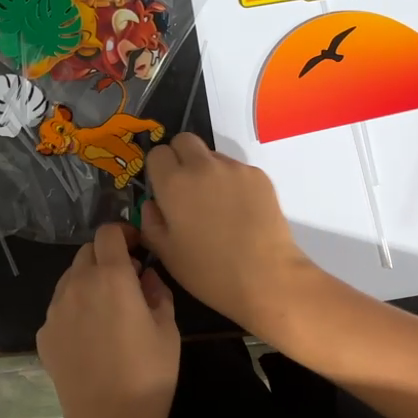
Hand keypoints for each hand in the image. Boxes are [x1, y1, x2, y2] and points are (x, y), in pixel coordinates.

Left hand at [37, 224, 179, 417]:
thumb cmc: (149, 373)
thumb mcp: (168, 329)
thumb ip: (158, 292)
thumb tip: (147, 277)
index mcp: (112, 276)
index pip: (109, 233)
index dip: (123, 233)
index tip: (137, 248)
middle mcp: (78, 284)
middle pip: (87, 252)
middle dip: (106, 258)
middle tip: (125, 281)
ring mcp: (56, 309)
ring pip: (70, 278)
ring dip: (88, 281)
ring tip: (105, 311)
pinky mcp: (44, 333)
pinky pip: (60, 308)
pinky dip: (74, 310)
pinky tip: (89, 338)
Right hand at [140, 133, 321, 331]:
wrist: (267, 278)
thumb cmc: (210, 272)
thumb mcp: (167, 254)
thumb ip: (151, 222)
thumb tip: (154, 205)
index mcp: (174, 183)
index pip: (157, 153)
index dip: (158, 169)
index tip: (164, 189)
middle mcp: (202, 166)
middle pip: (184, 140)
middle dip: (181, 157)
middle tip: (187, 188)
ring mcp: (233, 168)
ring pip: (212, 156)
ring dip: (207, 171)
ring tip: (218, 206)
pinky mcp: (258, 175)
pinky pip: (236, 170)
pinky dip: (232, 183)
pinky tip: (240, 212)